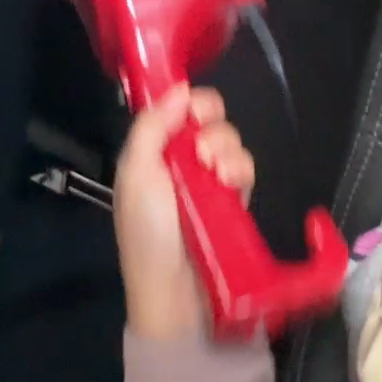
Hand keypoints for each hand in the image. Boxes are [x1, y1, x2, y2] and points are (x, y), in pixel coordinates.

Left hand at [114, 86, 256, 340]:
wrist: (176, 294)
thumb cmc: (148, 232)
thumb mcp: (136, 174)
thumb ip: (152, 127)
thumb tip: (177, 87)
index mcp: (149, 154)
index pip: (175, 111)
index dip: (190, 103)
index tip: (197, 110)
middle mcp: (178, 163)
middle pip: (207, 122)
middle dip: (211, 128)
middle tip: (202, 151)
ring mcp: (207, 183)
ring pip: (228, 143)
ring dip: (226, 150)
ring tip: (216, 175)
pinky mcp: (233, 202)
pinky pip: (244, 169)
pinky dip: (241, 169)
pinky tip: (232, 183)